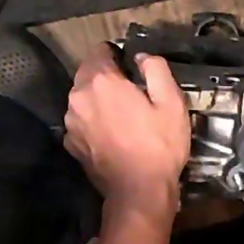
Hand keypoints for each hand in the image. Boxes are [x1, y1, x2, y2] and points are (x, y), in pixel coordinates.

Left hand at [62, 46, 190, 222]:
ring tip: (122, 118)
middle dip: (107, 79)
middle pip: (89, 75)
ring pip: (83, 99)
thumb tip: (142, 57)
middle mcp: (79, 96)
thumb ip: (156, 69)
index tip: (133, 69)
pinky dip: (93, 123)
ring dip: (99, 102)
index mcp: (102, 81)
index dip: (118, 56)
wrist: (139, 191)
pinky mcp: (71, 143)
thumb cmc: (160, 146)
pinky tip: (112, 136)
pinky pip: (81, 122)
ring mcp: (71, 121)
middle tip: (132, 95)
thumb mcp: (172, 103)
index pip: (100, 51)